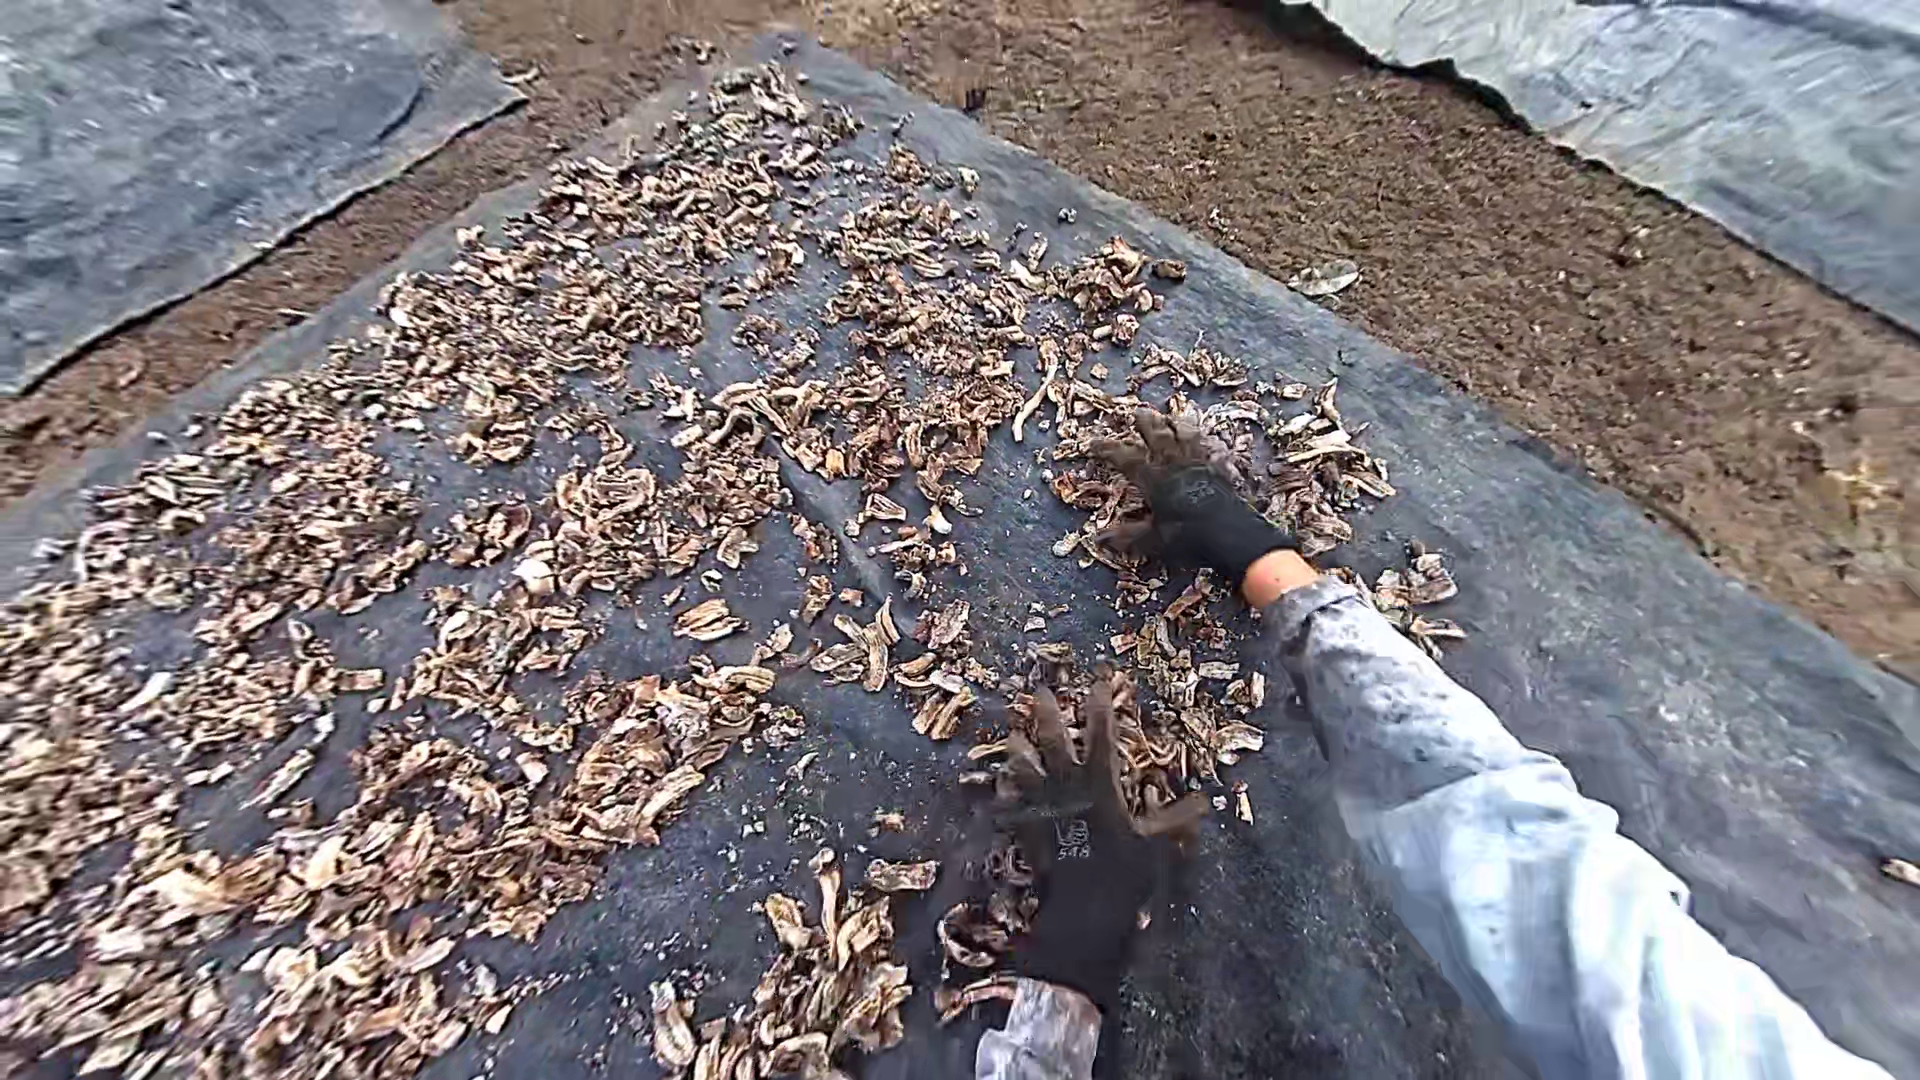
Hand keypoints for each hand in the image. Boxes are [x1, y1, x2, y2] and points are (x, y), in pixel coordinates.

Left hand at [995, 672, 1206, 1008]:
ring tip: (1011, 733)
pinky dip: (1008, 793)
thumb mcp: (1154, 845)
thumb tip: (1205, 802)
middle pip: (1055, 742)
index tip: (1099, 680)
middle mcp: (1068, 786)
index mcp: (1099, 784)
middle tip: (1039, 691)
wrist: (1083, 910)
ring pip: (1026, 767)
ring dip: (1019, 750)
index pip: (1102, 736)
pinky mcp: (1029, 826)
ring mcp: (1045, 804)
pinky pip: (1014, 804)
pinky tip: (1001, 786)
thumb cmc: (1121, 873)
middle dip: (1048, 715)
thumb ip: (1175, 820)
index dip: (1101, 706)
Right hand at [1094, 407, 1293, 587]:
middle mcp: (1175, 466)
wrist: (1233, 537)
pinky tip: (1209, 442)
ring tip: (1171, 416)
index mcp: (1155, 480)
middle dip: (1146, 424)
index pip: (1126, 459)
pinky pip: (1212, 452)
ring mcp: (1200, 466)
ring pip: (1186, 438)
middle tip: (1138, 412)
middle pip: (1158, 438)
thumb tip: (1097, 539)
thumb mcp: (1152, 541)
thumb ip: (1126, 536)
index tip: (1093, 443)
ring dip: (1176, 426)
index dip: (1108, 450)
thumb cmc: (1188, 538)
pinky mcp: (1220, 472)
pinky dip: (1208, 444)